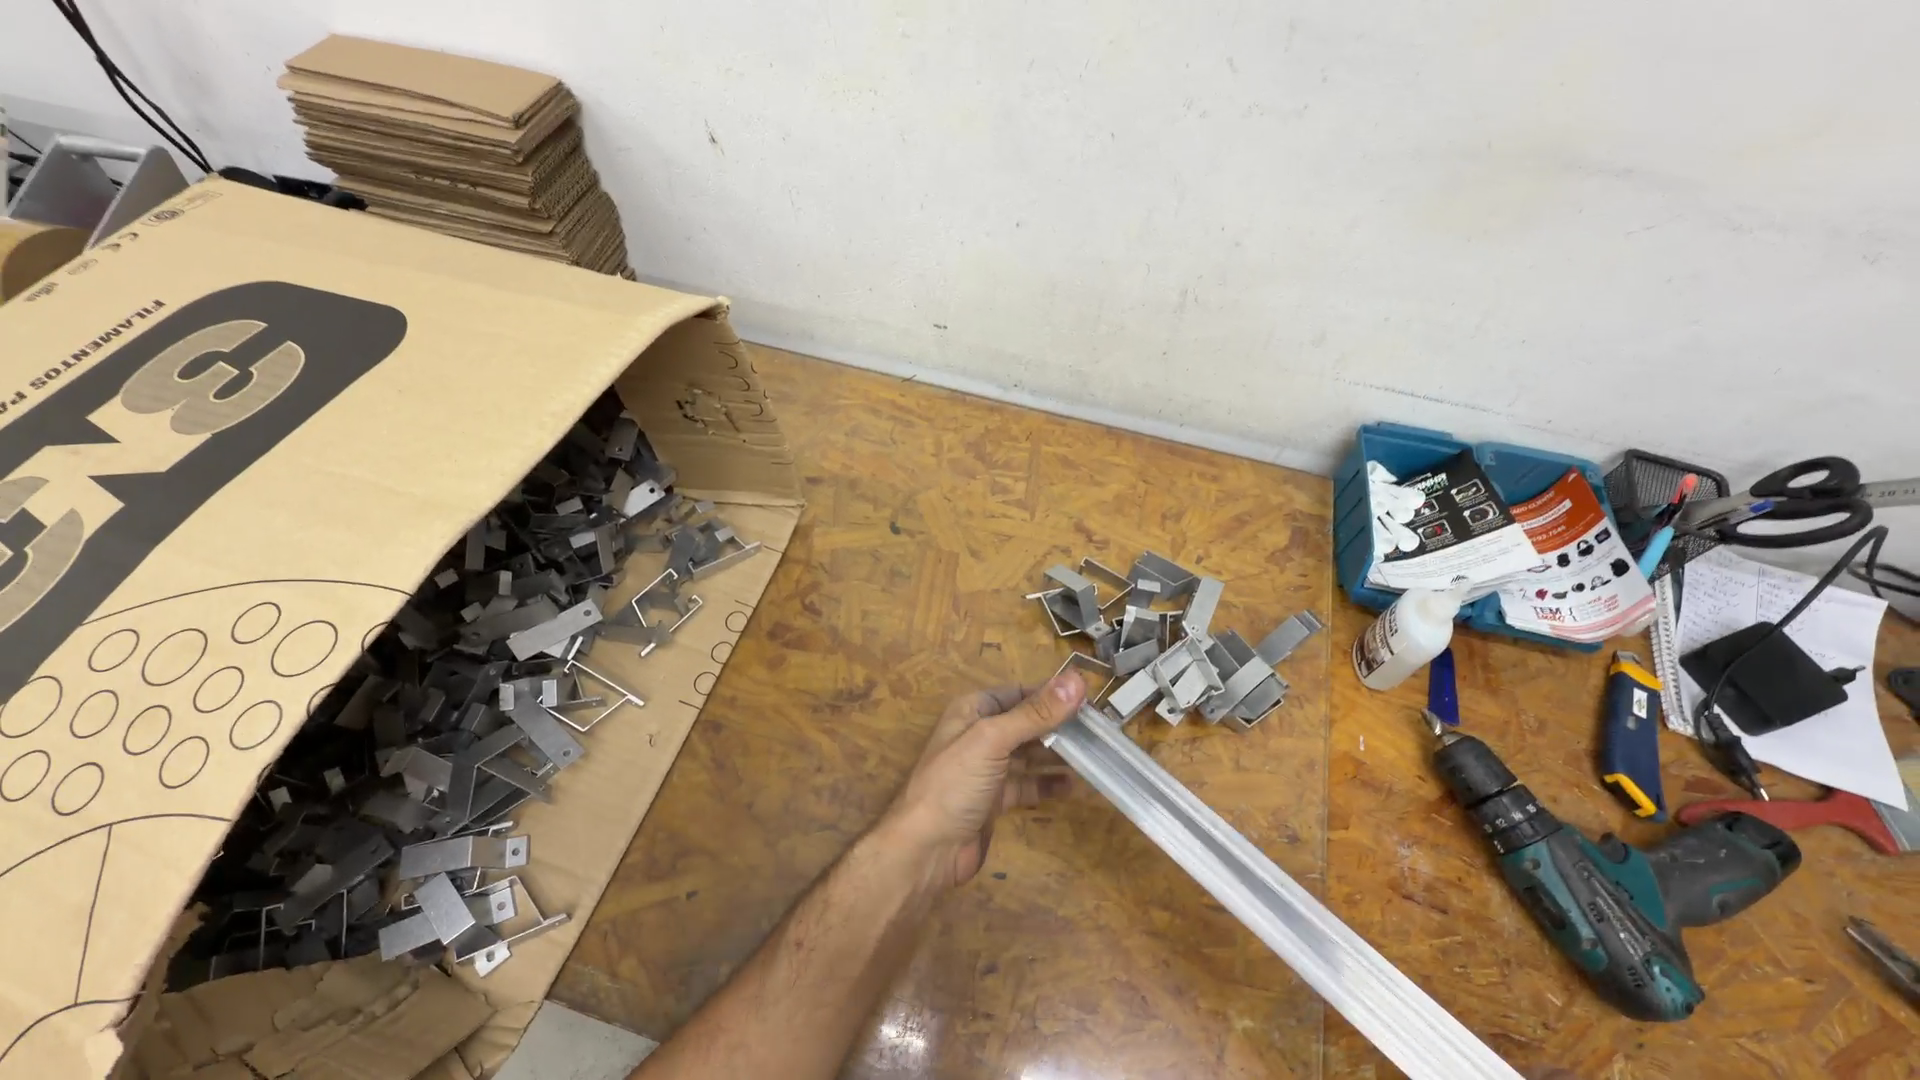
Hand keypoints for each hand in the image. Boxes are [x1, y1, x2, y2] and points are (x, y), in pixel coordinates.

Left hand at [878, 675, 1086, 890]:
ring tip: (1094, 756)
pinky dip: (1047, 784)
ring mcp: (987, 769)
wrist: (925, 849)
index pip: (1020, 693)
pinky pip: (1027, 785)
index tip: (1090, 701)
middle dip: (1059, 727)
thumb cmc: (954, 784)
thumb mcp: (993, 740)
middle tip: (1100, 733)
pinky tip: (1073, 786)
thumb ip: (1035, 713)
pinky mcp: (994, 800)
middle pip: (1027, 723)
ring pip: (1029, 755)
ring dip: (1058, 755)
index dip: (1052, 695)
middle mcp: (980, 735)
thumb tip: (1076, 681)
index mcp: (973, 711)